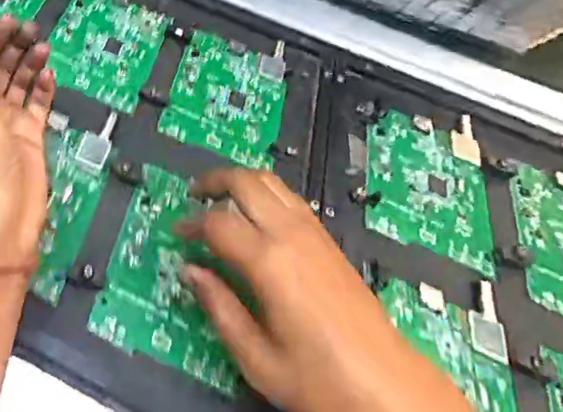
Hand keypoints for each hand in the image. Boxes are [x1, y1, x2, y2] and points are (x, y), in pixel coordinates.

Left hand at [0, 17, 56, 267]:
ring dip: (28, 62)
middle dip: (12, 46)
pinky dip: (43, 87)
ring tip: (43, 46)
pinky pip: (37, 103)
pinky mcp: (30, 137)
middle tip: (32, 30)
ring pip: (18, 82)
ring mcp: (7, 124)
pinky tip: (49, 74)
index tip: (10, 22)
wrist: (1, 224)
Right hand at [179, 168, 467, 411]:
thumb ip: (220, 310)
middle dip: (213, 181)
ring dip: (239, 179)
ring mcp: (311, 229)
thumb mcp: (259, 360)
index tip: (176, 234)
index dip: (191, 224)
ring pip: (268, 179)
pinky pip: (287, 194)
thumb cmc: (319, 379)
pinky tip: (255, 212)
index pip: (218, 223)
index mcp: (269, 261)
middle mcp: (289, 232)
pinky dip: (263, 189)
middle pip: (244, 181)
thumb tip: (190, 271)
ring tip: (219, 196)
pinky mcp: (326, 235)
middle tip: (192, 197)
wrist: (387, 383)